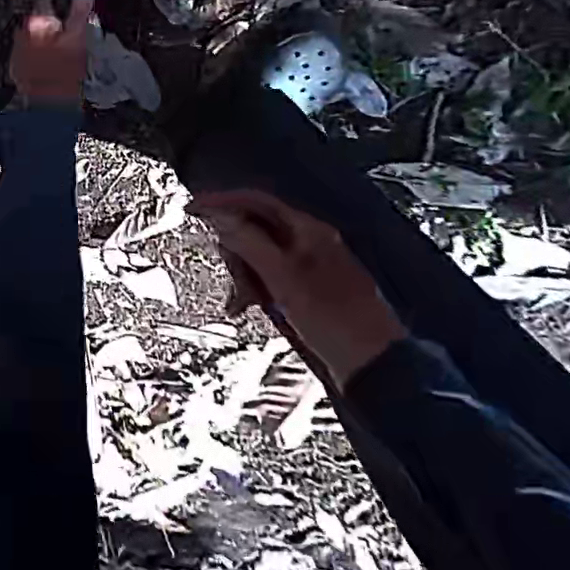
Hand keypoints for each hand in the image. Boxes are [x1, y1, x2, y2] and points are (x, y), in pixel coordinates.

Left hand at [8, 0, 96, 105]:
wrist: (49, 105)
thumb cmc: (66, 73)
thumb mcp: (79, 37)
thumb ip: (80, 8)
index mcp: (38, 20)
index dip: (62, 2)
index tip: (70, 8)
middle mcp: (22, 30)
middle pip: (39, 16)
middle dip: (52, 22)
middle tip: (68, 36)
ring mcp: (17, 47)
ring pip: (33, 33)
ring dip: (44, 38)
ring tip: (59, 53)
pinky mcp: (16, 63)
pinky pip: (27, 50)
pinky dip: (37, 53)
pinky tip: (49, 63)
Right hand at [193, 188, 406, 387]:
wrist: (376, 368)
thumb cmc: (334, 321)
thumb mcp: (282, 278)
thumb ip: (248, 241)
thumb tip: (219, 215)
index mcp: (308, 230)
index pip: (256, 201)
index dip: (221, 201)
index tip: (193, 209)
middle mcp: (309, 240)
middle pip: (255, 227)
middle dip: (235, 249)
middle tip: (231, 275)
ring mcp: (309, 263)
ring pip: (259, 253)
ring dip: (244, 273)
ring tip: (242, 301)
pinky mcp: (308, 286)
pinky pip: (270, 274)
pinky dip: (255, 287)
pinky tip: (247, 306)